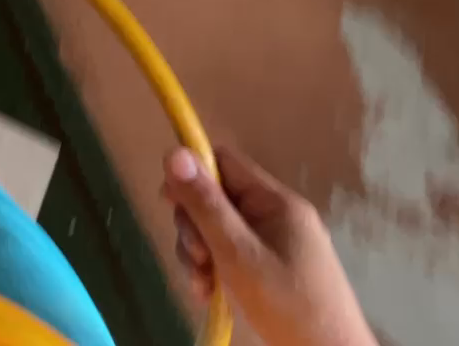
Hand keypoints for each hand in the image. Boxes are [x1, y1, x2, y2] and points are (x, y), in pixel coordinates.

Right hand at [162, 147, 377, 345]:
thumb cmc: (288, 308)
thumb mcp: (238, 253)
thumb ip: (205, 203)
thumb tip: (174, 151)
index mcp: (275, 203)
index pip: (223, 161)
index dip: (191, 173)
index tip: (170, 201)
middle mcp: (274, 217)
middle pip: (213, 197)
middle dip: (193, 225)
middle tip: (195, 256)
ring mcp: (273, 244)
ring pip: (214, 227)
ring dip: (197, 252)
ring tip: (201, 284)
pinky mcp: (269, 270)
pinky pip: (227, 252)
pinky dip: (211, 269)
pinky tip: (207, 293)